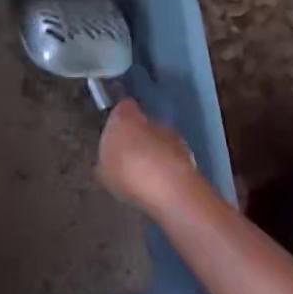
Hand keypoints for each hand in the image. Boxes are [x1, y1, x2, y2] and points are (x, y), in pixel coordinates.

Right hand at [97, 100, 206, 214]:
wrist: (166, 186)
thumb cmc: (126, 171)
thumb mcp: (103, 170)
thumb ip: (107, 158)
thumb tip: (112, 158)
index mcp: (124, 117)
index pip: (123, 107)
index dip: (120, 120)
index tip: (117, 135)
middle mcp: (151, 119)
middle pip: (143, 124)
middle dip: (139, 138)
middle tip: (131, 159)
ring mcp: (172, 135)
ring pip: (161, 139)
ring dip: (156, 152)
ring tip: (148, 175)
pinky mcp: (189, 152)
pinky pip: (174, 157)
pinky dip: (169, 166)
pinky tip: (162, 184)